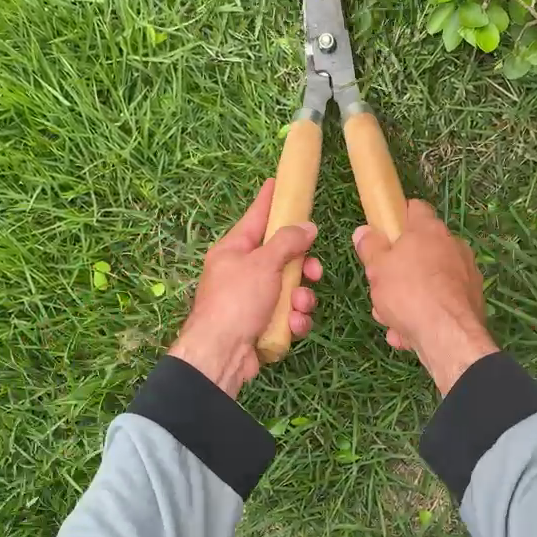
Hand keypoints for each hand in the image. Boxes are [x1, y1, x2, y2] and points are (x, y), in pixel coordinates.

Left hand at [168, 179, 320, 399]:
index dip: (270, 200)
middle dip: (302, 266)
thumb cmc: (236, 301)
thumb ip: (287, 242)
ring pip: (290, 289)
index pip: (256, 217)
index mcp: (234, 250)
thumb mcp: (263, 263)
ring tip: (298, 306)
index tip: (278, 182)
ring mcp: (252, 300)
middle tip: (315, 271)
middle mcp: (242, 272)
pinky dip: (294, 320)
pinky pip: (287, 315)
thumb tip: (307, 226)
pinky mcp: (262, 325)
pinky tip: (294, 326)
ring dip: (301, 298)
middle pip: (281, 257)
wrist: (221, 354)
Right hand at [353, 200, 496, 395]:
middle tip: (382, 289)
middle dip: (397, 271)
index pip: (414, 208)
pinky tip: (406, 335)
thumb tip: (364, 231)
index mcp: (429, 229)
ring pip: (427, 282)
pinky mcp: (471, 301)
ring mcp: (466, 274)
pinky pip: (439, 304)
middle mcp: (453, 246)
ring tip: (391, 320)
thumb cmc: (408, 292)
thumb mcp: (377, 268)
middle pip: (419, 251)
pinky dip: (423, 316)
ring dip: (407, 299)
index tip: (382, 236)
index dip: (396, 219)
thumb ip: (370, 247)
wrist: (447, 334)